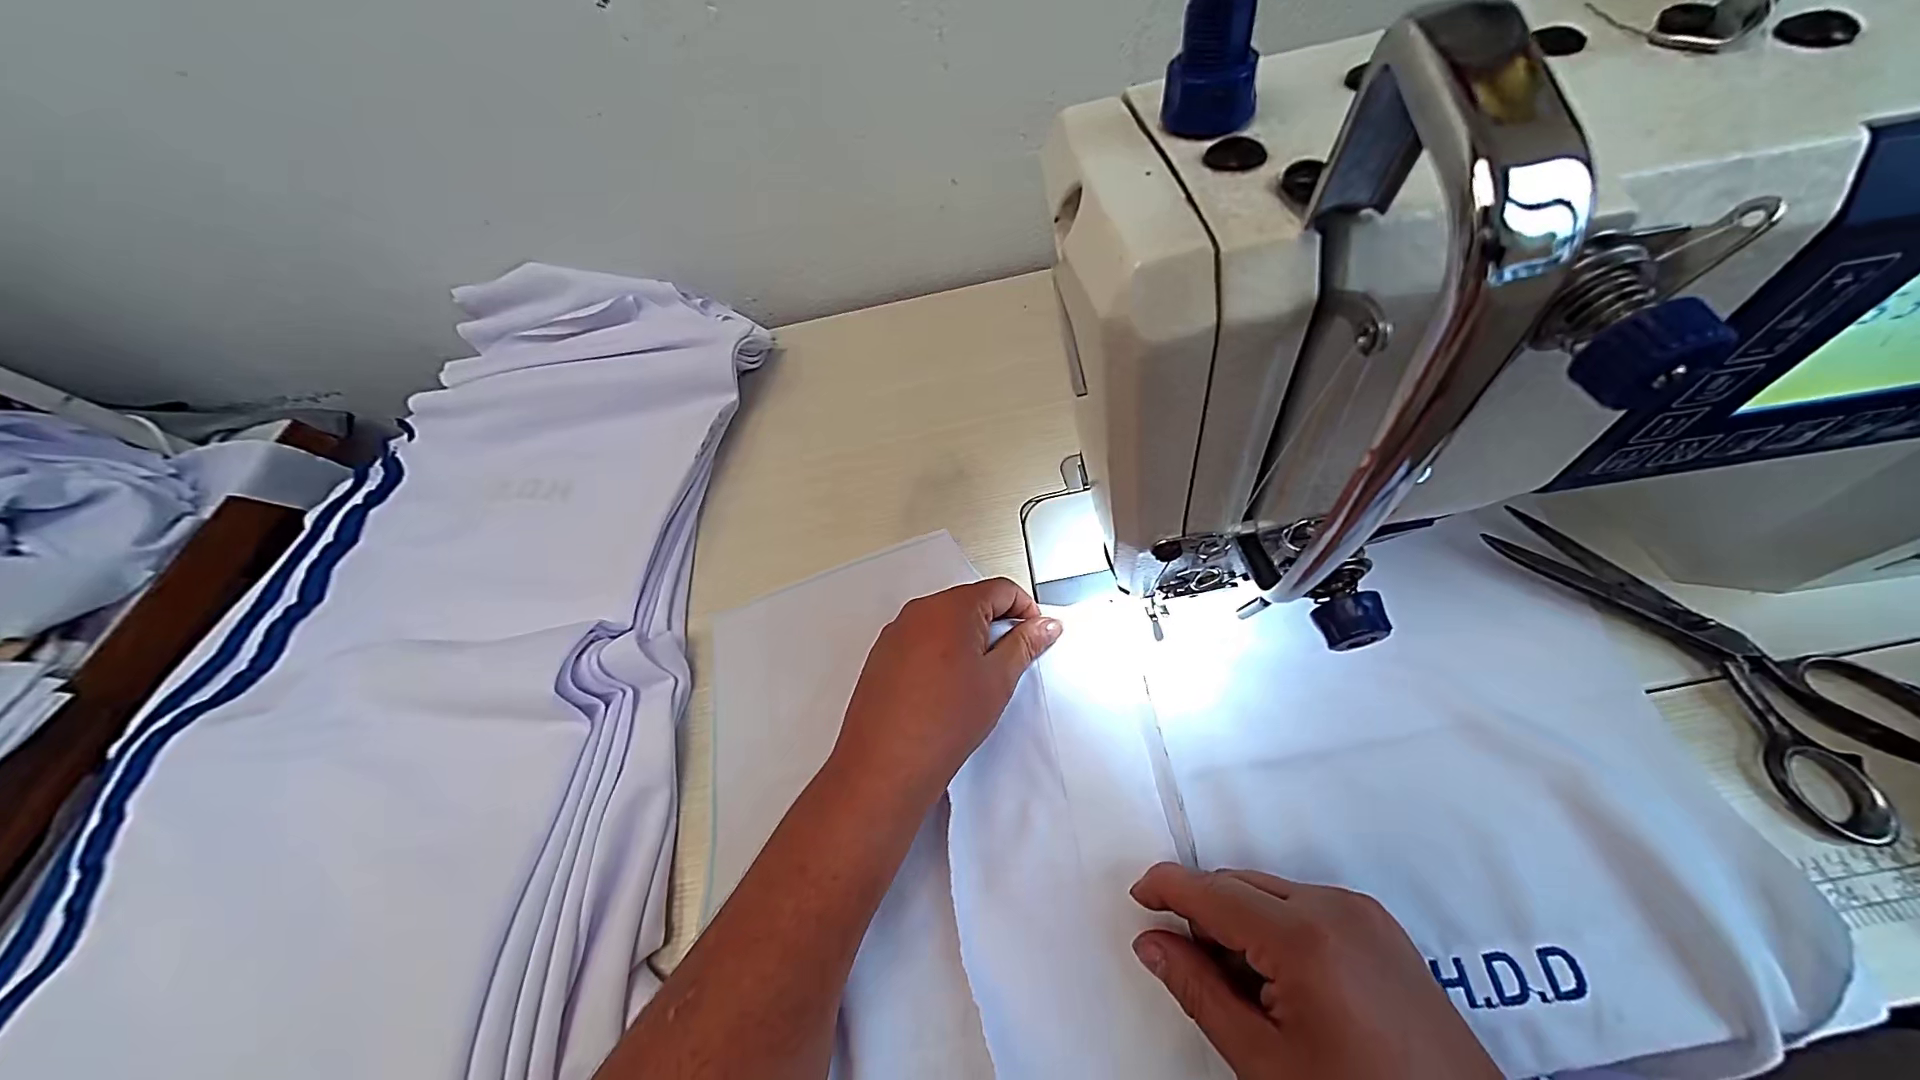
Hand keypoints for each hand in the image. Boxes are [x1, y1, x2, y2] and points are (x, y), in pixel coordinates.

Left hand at [830, 578, 1061, 799]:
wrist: (887, 765)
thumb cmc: (936, 725)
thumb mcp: (998, 680)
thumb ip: (1024, 644)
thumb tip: (1042, 626)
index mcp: (949, 608)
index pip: (999, 589)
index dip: (1025, 608)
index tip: (1035, 631)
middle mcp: (918, 613)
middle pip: (971, 602)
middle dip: (996, 625)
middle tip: (1012, 658)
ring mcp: (896, 633)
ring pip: (944, 622)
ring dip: (968, 640)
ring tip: (978, 680)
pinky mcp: (883, 655)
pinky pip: (921, 640)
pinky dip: (941, 653)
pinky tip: (950, 688)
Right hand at [1129, 864, 1501, 1079]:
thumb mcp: (1264, 1062)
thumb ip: (1198, 990)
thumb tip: (1154, 944)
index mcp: (1305, 937)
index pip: (1211, 891)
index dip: (1166, 887)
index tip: (1141, 895)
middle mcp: (1336, 908)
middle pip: (1238, 885)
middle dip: (1204, 914)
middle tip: (1189, 964)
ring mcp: (1363, 914)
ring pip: (1268, 892)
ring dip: (1240, 922)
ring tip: (1245, 988)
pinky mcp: (1379, 926)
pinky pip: (1305, 904)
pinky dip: (1277, 927)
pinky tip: (1281, 981)